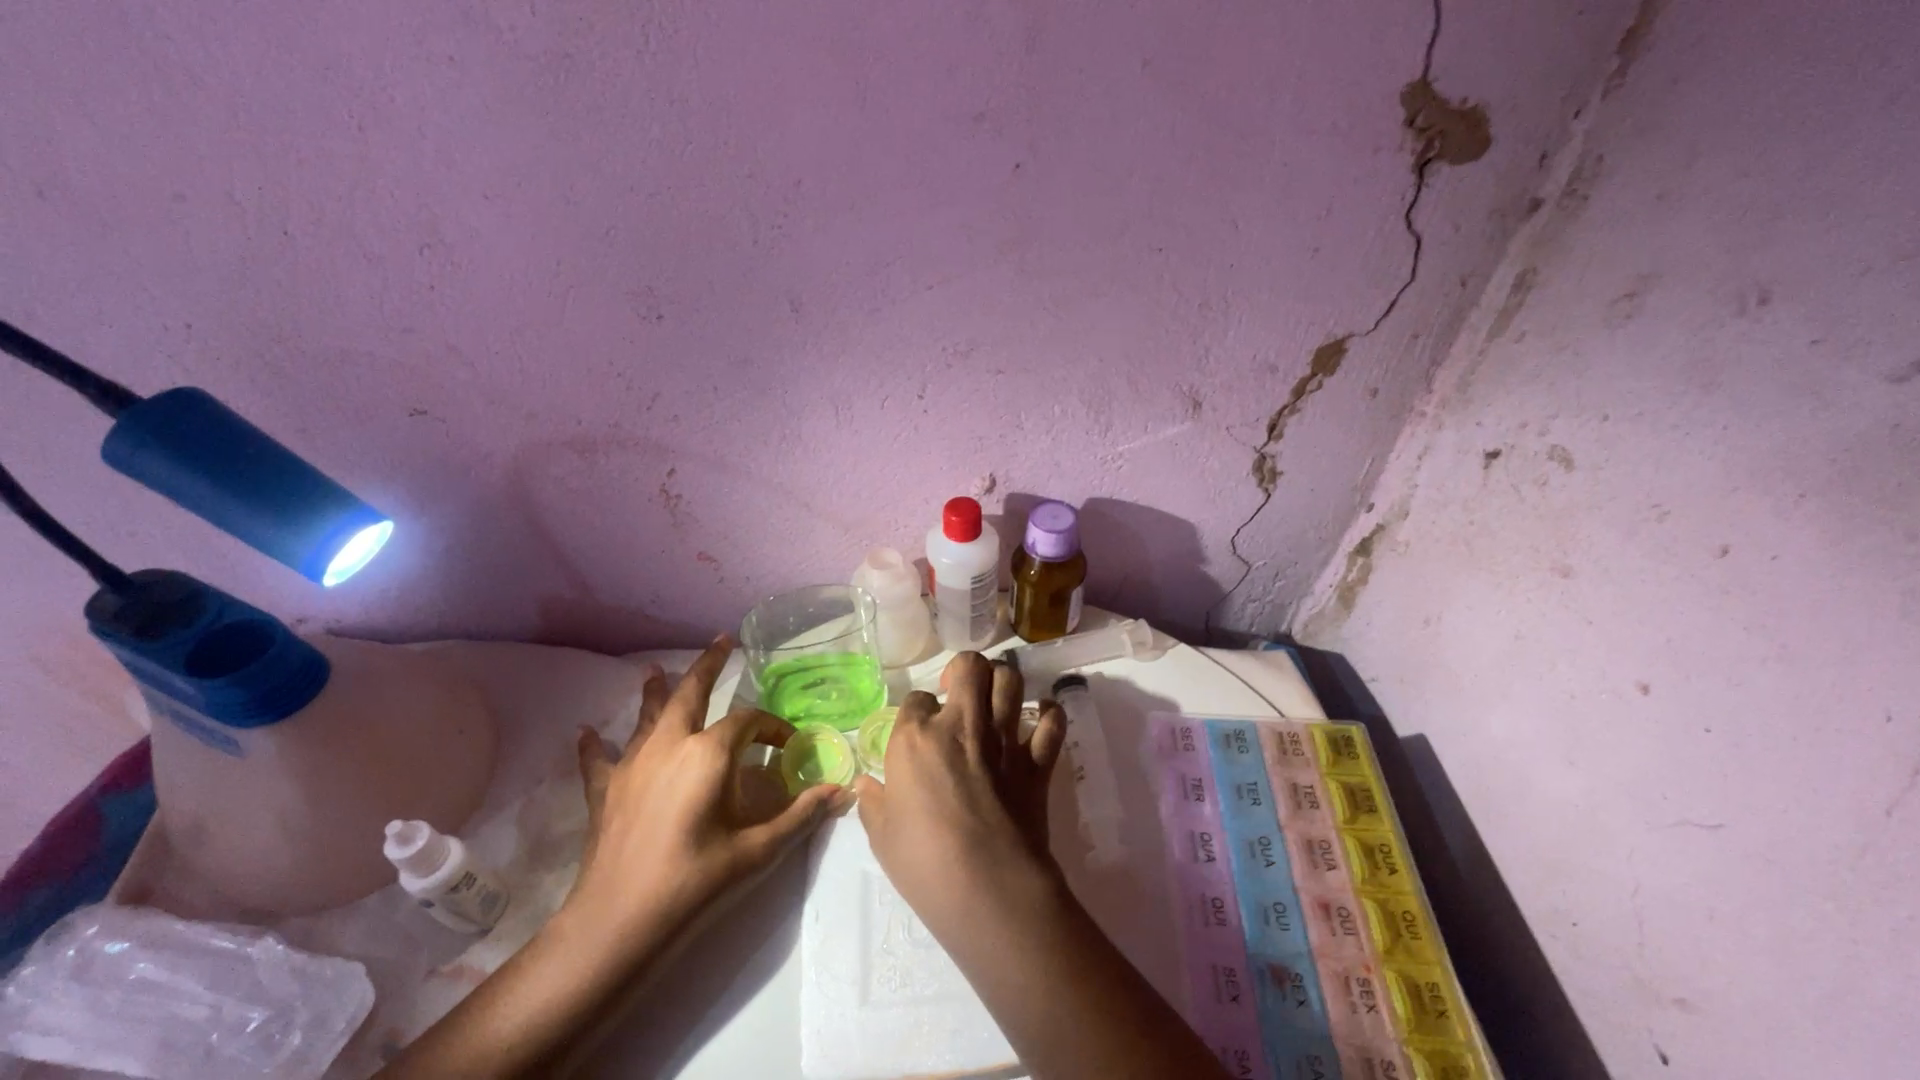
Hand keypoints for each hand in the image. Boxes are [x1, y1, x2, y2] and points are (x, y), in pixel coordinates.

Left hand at [566, 636, 851, 939]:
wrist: (619, 921)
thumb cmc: (696, 883)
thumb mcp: (757, 852)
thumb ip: (800, 816)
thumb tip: (842, 791)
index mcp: (709, 754)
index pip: (749, 722)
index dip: (774, 727)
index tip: (790, 746)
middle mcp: (669, 746)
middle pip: (691, 693)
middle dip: (709, 665)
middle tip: (723, 641)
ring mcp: (632, 765)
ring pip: (646, 716)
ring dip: (655, 691)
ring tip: (654, 669)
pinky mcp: (604, 791)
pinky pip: (599, 758)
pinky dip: (595, 743)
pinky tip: (586, 732)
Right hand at [854, 652, 1066, 931]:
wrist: (989, 887)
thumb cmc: (924, 863)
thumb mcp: (882, 836)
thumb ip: (874, 802)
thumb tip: (865, 785)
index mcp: (916, 738)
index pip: (915, 699)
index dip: (917, 711)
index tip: (917, 731)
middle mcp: (961, 725)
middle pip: (969, 667)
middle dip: (963, 671)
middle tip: (958, 693)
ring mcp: (1004, 739)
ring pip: (1011, 680)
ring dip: (1003, 681)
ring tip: (994, 699)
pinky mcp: (1038, 761)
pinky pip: (1052, 721)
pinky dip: (1049, 713)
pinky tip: (1039, 718)